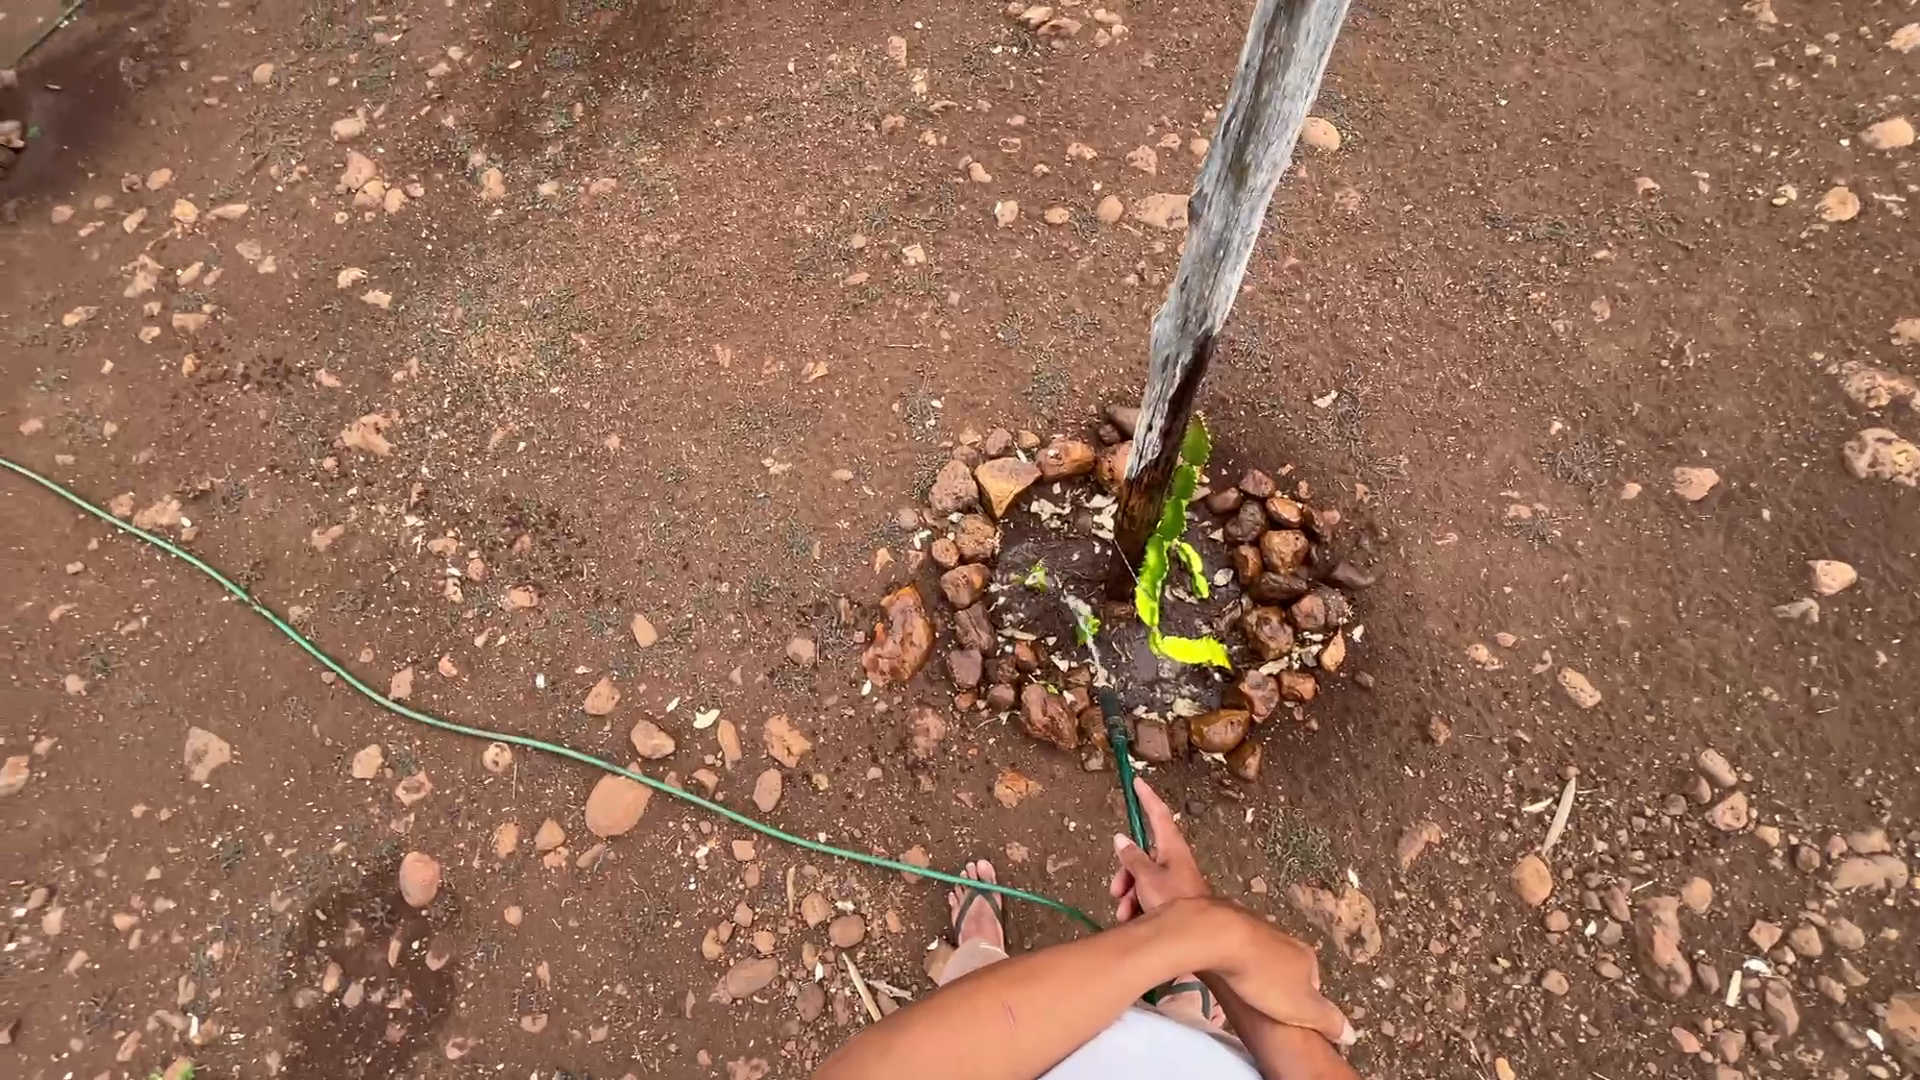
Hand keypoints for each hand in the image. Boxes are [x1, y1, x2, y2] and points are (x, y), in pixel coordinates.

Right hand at [1109, 778, 1209, 920]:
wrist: (1200, 936)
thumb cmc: (1175, 902)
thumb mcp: (1147, 878)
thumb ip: (1132, 858)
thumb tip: (1121, 839)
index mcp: (1171, 846)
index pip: (1158, 813)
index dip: (1147, 797)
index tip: (1137, 782)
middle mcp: (1173, 859)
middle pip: (1142, 854)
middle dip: (1126, 872)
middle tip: (1117, 890)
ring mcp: (1174, 879)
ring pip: (1143, 876)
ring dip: (1129, 892)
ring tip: (1125, 912)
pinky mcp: (1175, 898)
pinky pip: (1150, 893)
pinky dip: (1138, 903)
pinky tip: (1133, 918)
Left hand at [1194, 901, 1354, 1047]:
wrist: (1220, 935)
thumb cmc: (1263, 976)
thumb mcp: (1303, 1009)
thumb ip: (1329, 1021)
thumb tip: (1351, 1034)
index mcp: (1306, 955)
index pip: (1313, 983)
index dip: (1302, 1002)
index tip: (1288, 1014)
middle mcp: (1284, 936)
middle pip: (1286, 966)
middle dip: (1277, 982)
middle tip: (1264, 1001)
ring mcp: (1256, 925)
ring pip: (1261, 952)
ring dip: (1255, 967)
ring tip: (1244, 985)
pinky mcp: (1229, 920)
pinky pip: (1237, 942)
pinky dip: (1235, 954)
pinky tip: (1226, 965)